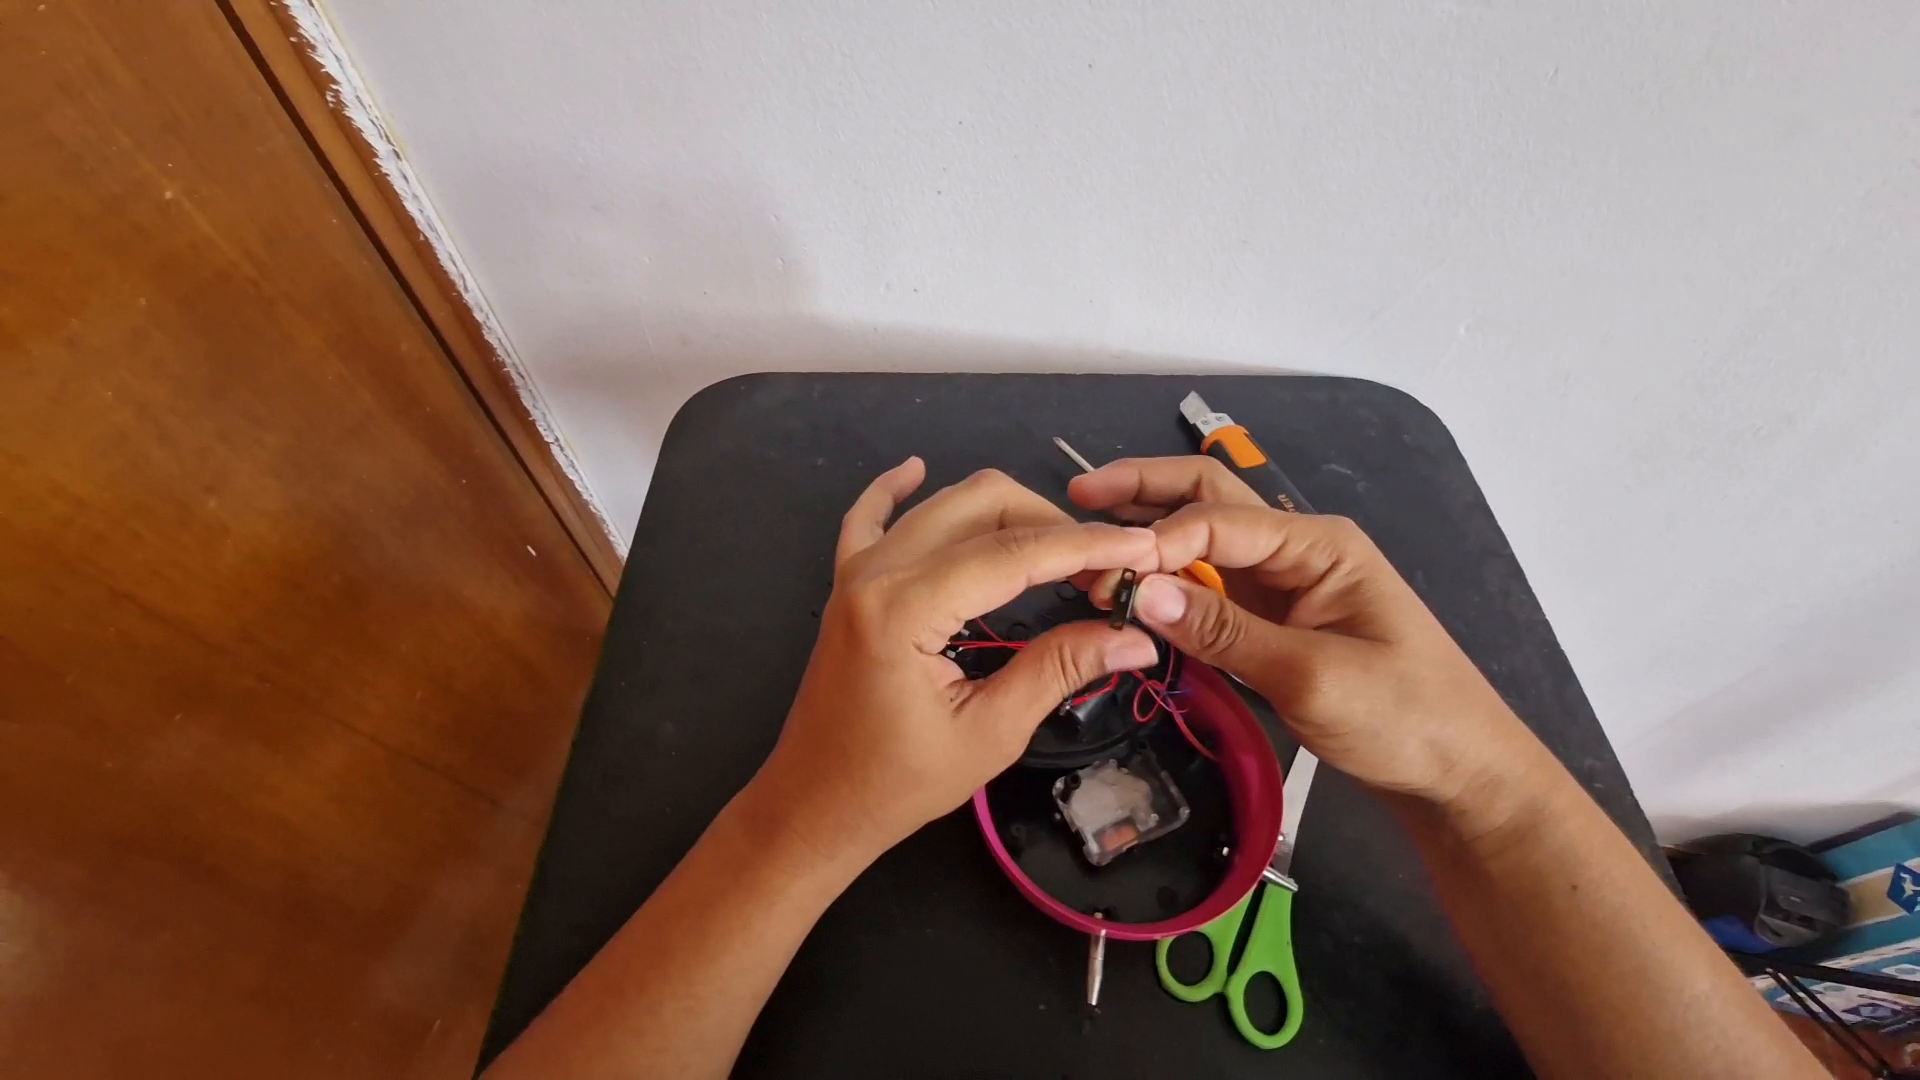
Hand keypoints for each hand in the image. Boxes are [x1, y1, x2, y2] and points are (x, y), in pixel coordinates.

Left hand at [752, 459, 1162, 863]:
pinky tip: (917, 470)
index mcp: (907, 608)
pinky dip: (898, 489)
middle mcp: (878, 569)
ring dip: (1007, 512)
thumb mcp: (990, 733)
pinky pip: (870, 515)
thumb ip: (1059, 670)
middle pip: (983, 504)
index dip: (1086, 547)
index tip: (1142, 548)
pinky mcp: (846, 580)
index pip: (1015, 553)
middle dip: (1052, 525)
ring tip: (1058, 550)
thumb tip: (1136, 639)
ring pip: (943, 502)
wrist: (813, 805)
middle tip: (1100, 569)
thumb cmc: (897, 784)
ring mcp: (856, 569)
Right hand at [1069, 456, 1538, 807]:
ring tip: (1088, 534)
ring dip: (1148, 531)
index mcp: (1316, 543)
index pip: (1218, 519)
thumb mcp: (1312, 675)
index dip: (1158, 538)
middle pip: (1208, 499)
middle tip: (1079, 499)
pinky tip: (1130, 581)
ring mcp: (1278, 581)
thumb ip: (1223, 630)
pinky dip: (1164, 576)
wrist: (1456, 771)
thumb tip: (1141, 591)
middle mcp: (1293, 548)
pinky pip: (1206, 583)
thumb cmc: (1404, 716)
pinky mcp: (1266, 615)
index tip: (1109, 573)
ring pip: (1201, 537)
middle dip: (1144, 492)